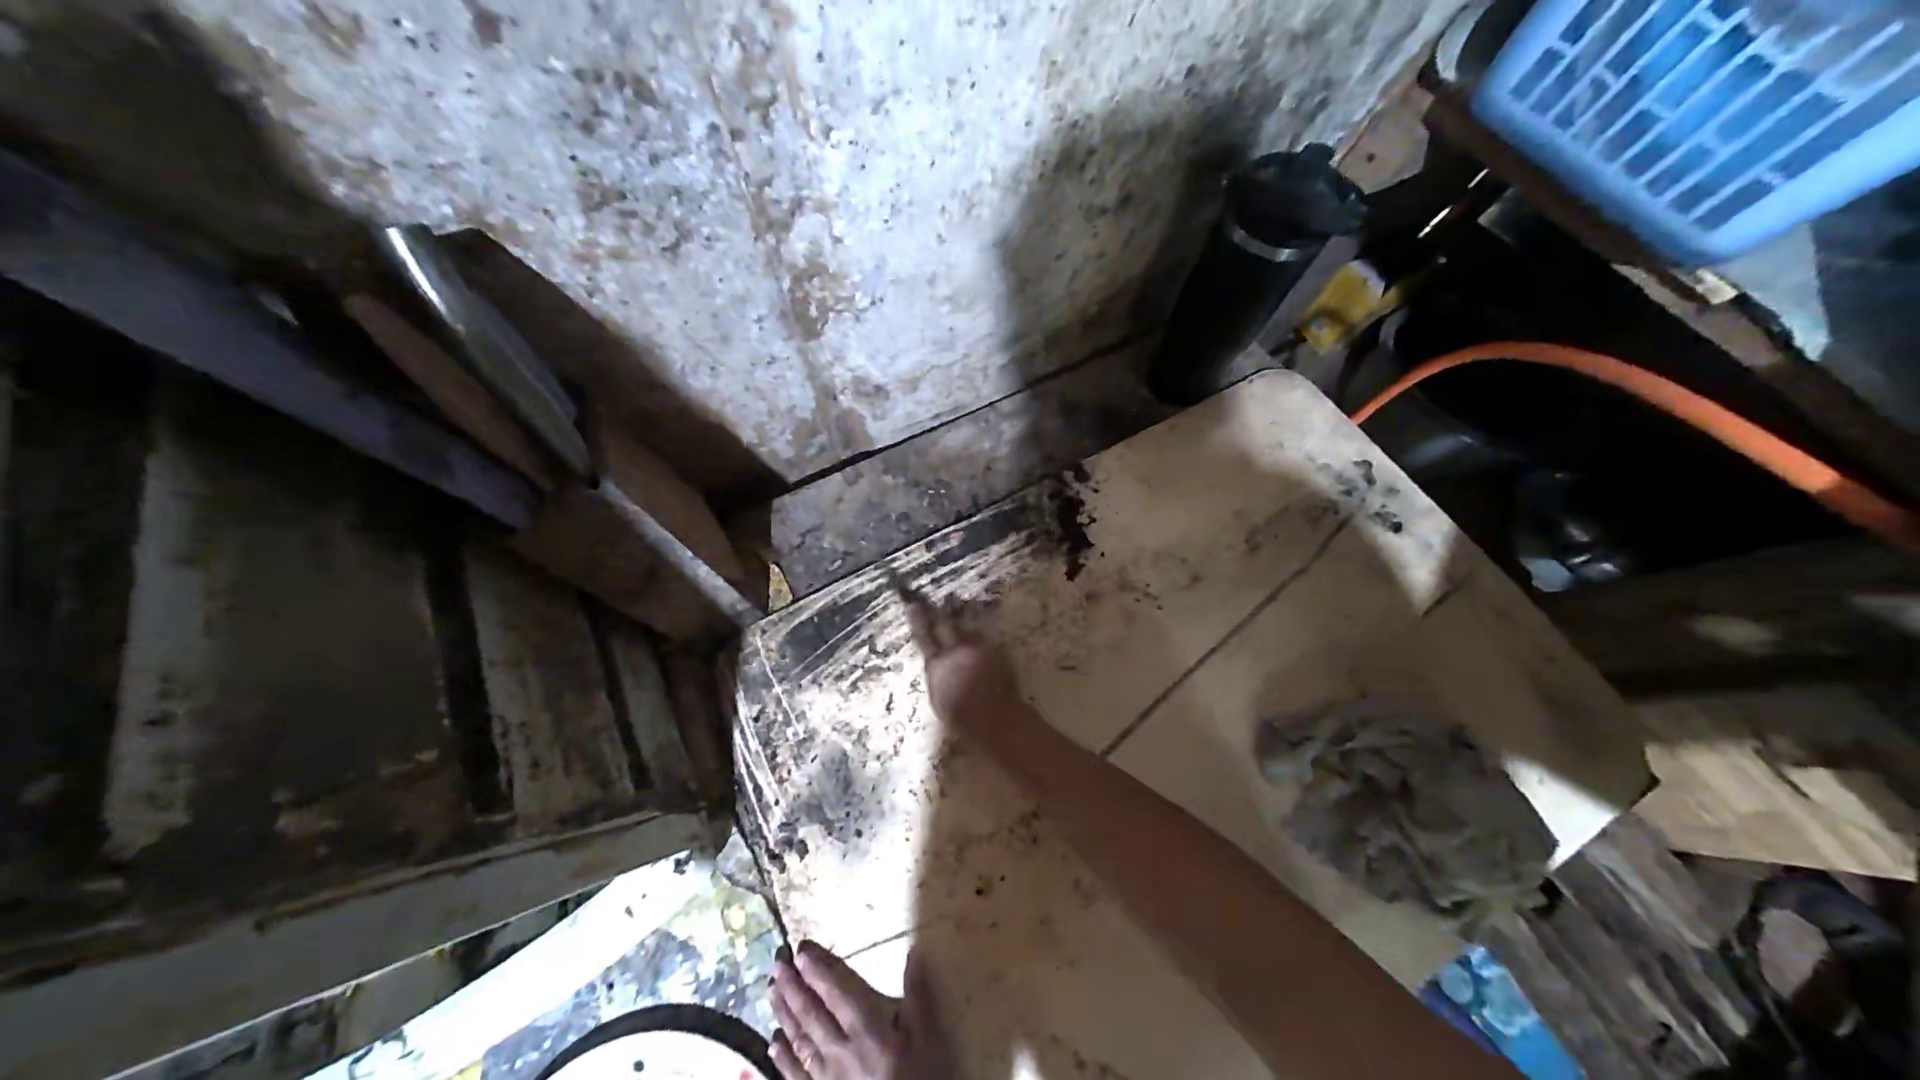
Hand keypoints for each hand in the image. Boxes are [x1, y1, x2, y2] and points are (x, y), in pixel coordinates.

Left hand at [770, 940, 950, 1079]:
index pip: (837, 989)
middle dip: (793, 984)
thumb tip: (913, 952)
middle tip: (777, 962)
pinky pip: (795, 1076)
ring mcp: (826, 1077)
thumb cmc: (920, 1077)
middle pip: (811, 1012)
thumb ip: (917, 994)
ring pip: (799, 1038)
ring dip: (783, 1012)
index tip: (801, 948)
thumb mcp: (927, 1036)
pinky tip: (773, 1042)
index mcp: (867, 1027)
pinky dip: (782, 1057)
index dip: (818, 967)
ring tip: (771, 989)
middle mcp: (840, 1049)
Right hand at [904, 596, 1025, 737]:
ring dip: (962, 608)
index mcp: (935, 665)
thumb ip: (938, 676)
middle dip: (937, 608)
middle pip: (943, 623)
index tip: (912, 604)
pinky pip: (986, 626)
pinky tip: (983, 608)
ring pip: (966, 620)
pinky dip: (984, 616)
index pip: (922, 636)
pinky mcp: (993, 647)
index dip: (917, 619)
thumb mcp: (939, 698)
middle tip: (934, 594)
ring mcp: (975, 646)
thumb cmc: (961, 716)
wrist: (991, 717)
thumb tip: (935, 664)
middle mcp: (953, 650)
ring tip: (960, 598)